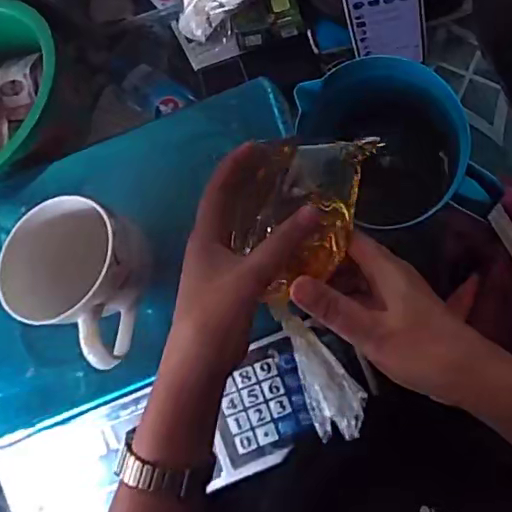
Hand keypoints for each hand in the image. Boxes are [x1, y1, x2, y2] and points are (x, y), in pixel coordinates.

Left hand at [167, 143, 322, 379]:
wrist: (197, 365)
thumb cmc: (215, 315)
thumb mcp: (250, 276)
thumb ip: (281, 245)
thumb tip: (314, 211)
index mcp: (205, 236)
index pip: (218, 189)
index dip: (235, 165)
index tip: (256, 146)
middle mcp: (208, 244)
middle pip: (227, 203)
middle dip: (247, 181)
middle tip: (274, 164)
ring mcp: (217, 265)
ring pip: (238, 226)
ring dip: (256, 208)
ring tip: (281, 192)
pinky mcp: (229, 283)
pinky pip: (248, 248)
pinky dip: (264, 237)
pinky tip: (284, 238)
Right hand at [291, 231, 509, 407]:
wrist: (472, 377)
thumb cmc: (422, 350)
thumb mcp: (372, 332)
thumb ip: (333, 308)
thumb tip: (293, 282)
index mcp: (385, 267)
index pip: (347, 236)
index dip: (319, 233)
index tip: (288, 237)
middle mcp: (389, 272)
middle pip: (349, 255)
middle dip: (319, 258)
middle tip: (283, 265)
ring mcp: (395, 291)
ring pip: (356, 276)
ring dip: (330, 279)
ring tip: (295, 286)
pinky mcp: (398, 310)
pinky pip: (364, 294)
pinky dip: (344, 297)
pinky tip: (324, 312)